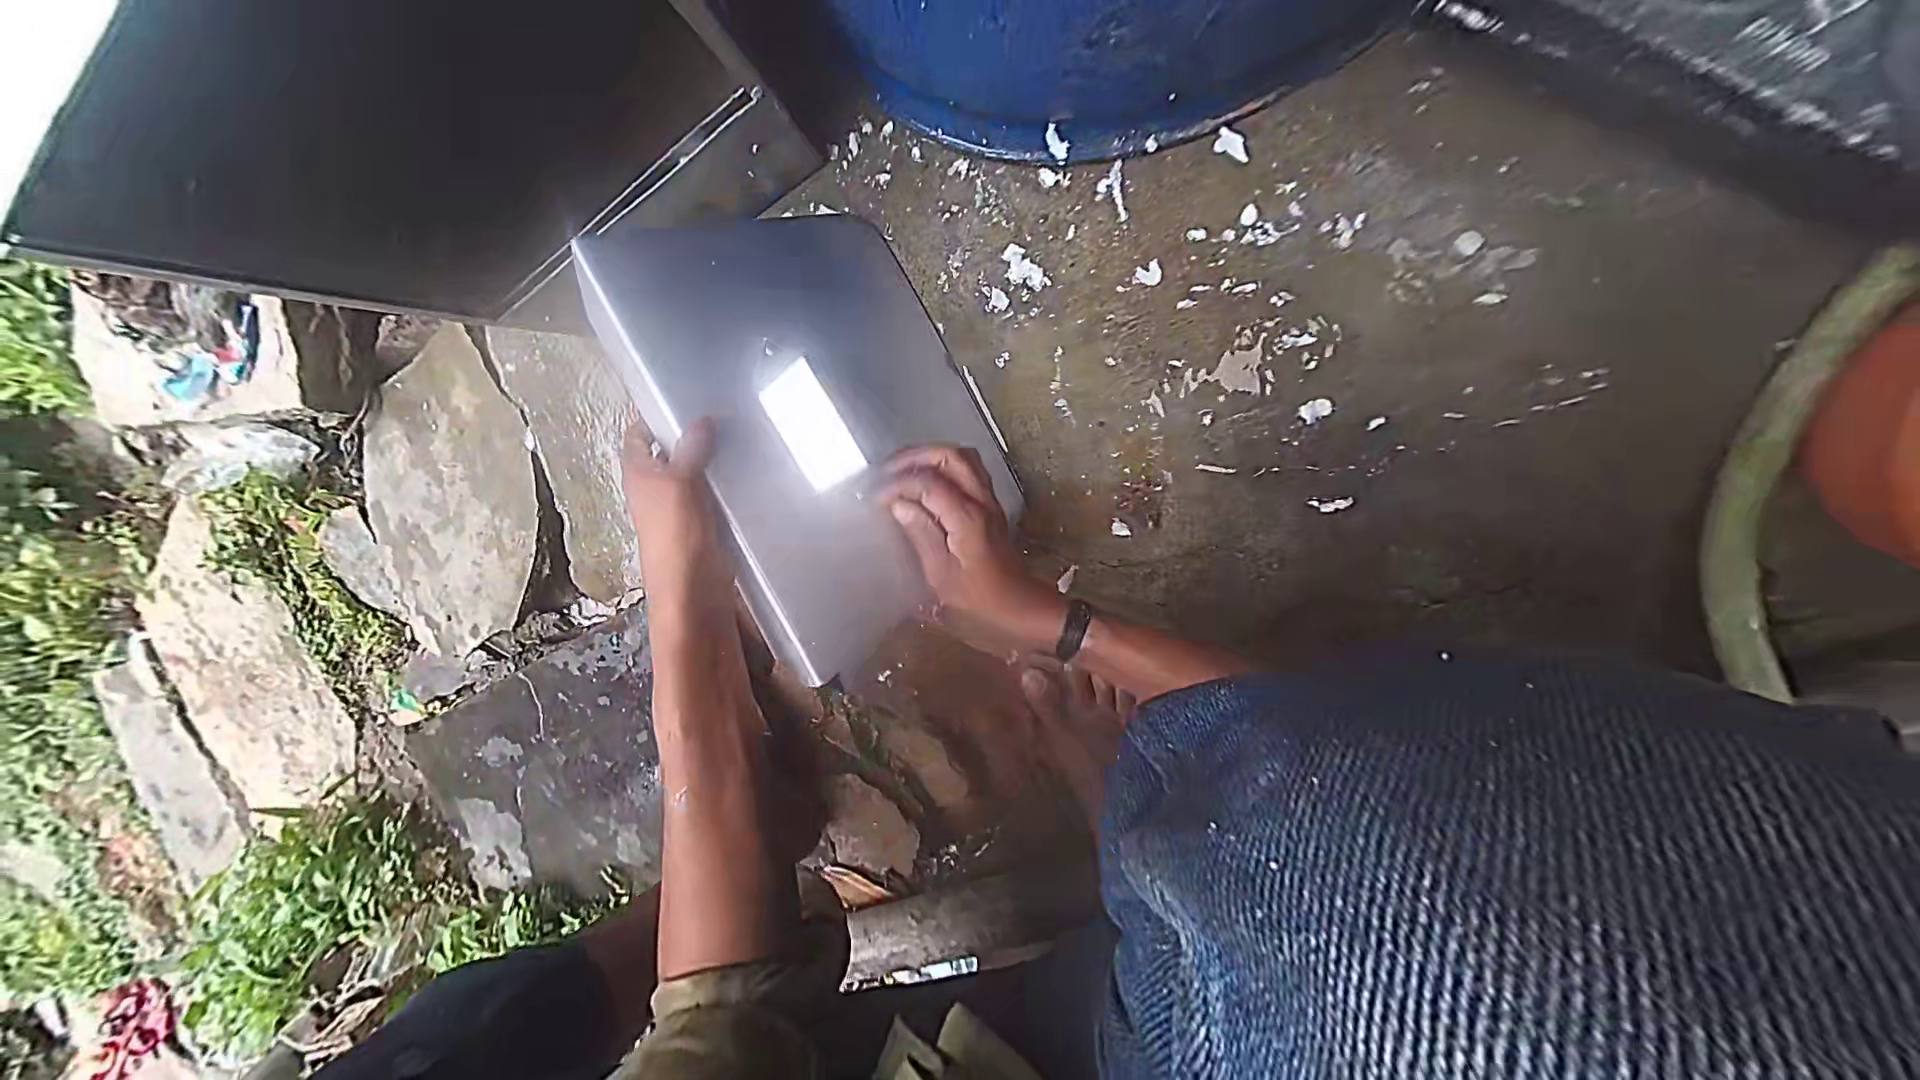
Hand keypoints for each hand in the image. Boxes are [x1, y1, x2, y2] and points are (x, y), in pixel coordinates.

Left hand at [622, 417, 721, 598]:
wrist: (693, 582)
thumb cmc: (675, 532)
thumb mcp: (680, 481)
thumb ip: (692, 449)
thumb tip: (703, 419)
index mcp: (639, 473)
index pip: (638, 436)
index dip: (652, 418)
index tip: (679, 400)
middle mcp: (657, 487)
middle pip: (671, 452)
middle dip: (691, 436)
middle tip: (720, 415)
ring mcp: (682, 505)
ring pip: (696, 472)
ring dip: (712, 459)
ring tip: (738, 436)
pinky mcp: (706, 520)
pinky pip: (715, 493)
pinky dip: (726, 481)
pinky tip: (746, 471)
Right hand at [880, 445, 1063, 653]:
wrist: (1025, 615)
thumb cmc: (984, 607)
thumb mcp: (943, 579)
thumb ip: (921, 536)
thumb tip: (899, 505)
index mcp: (968, 518)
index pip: (928, 482)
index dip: (897, 484)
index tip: (875, 498)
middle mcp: (982, 503)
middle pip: (950, 456)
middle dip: (913, 457)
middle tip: (885, 471)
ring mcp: (990, 505)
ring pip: (963, 459)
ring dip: (930, 458)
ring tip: (901, 472)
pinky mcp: (991, 512)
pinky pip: (969, 473)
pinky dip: (944, 469)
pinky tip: (925, 485)